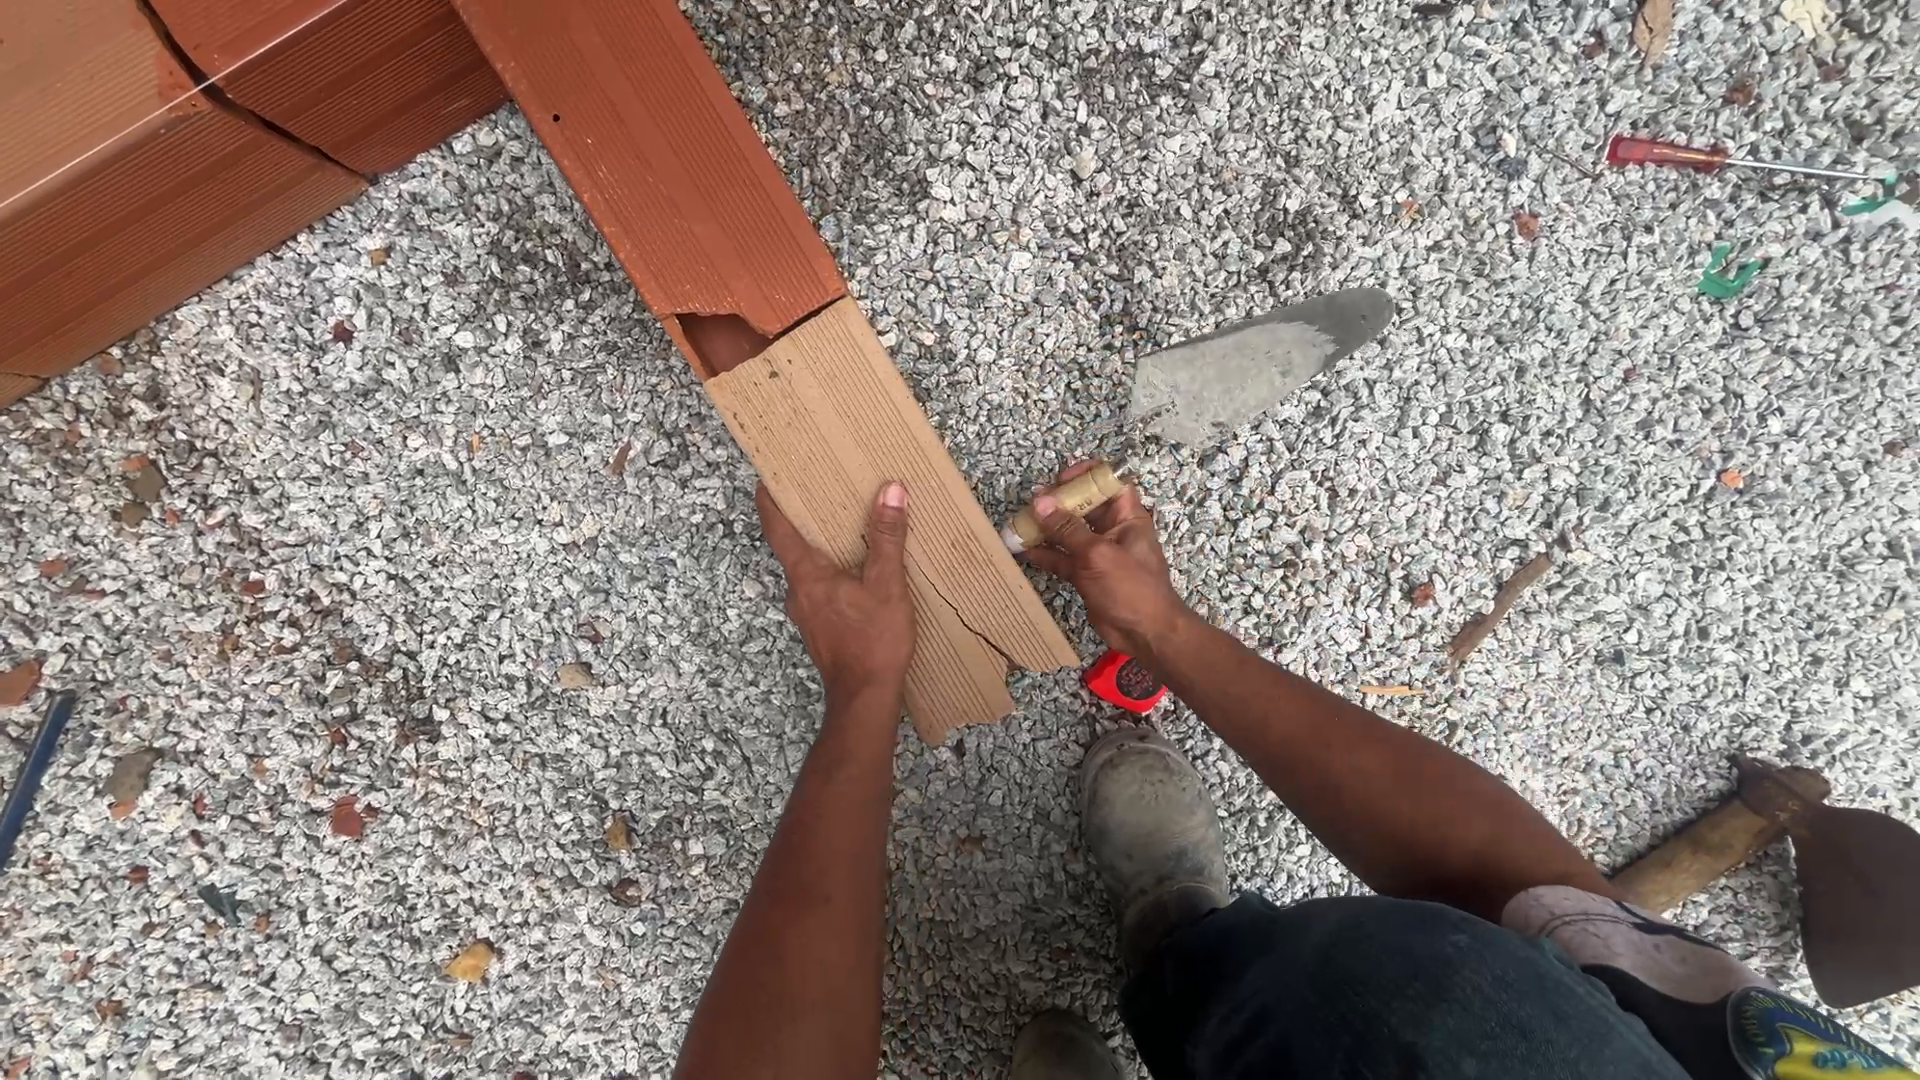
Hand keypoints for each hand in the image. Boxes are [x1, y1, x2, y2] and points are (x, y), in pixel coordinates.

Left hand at [756, 480, 915, 707]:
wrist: (865, 697)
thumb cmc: (874, 641)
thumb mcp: (887, 585)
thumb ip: (887, 538)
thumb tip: (891, 491)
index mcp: (807, 575)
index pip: (777, 529)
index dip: (769, 501)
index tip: (766, 479)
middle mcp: (798, 592)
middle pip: (790, 547)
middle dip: (800, 520)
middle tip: (814, 493)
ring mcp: (806, 613)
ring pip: (806, 570)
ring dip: (818, 548)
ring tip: (841, 528)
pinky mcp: (819, 628)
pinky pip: (818, 589)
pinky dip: (829, 572)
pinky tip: (853, 571)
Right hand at [1019, 463, 1194, 661]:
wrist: (1145, 634)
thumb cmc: (1131, 587)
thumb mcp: (1097, 554)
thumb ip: (1067, 529)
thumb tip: (1040, 503)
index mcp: (1127, 516)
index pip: (1109, 482)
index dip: (1086, 475)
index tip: (1060, 479)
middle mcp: (1113, 530)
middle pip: (1083, 505)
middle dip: (1058, 503)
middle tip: (1033, 504)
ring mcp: (1098, 553)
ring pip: (1069, 533)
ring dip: (1046, 528)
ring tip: (1021, 524)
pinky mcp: (1086, 574)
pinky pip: (1063, 558)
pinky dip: (1045, 554)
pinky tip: (1023, 550)